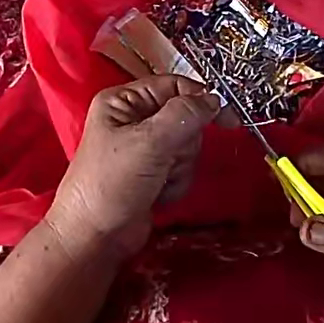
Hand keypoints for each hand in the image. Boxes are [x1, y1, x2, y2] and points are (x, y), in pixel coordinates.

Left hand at [46, 74, 220, 259]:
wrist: (95, 237)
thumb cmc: (112, 183)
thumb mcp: (149, 142)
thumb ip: (184, 115)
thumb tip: (215, 99)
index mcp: (123, 101)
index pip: (173, 85)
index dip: (200, 99)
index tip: (229, 117)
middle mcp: (133, 120)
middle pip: (185, 118)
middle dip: (183, 144)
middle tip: (166, 160)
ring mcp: (143, 149)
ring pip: (187, 146)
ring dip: (180, 167)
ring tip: (157, 182)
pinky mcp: (152, 174)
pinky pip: (182, 169)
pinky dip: (175, 184)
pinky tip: (156, 195)